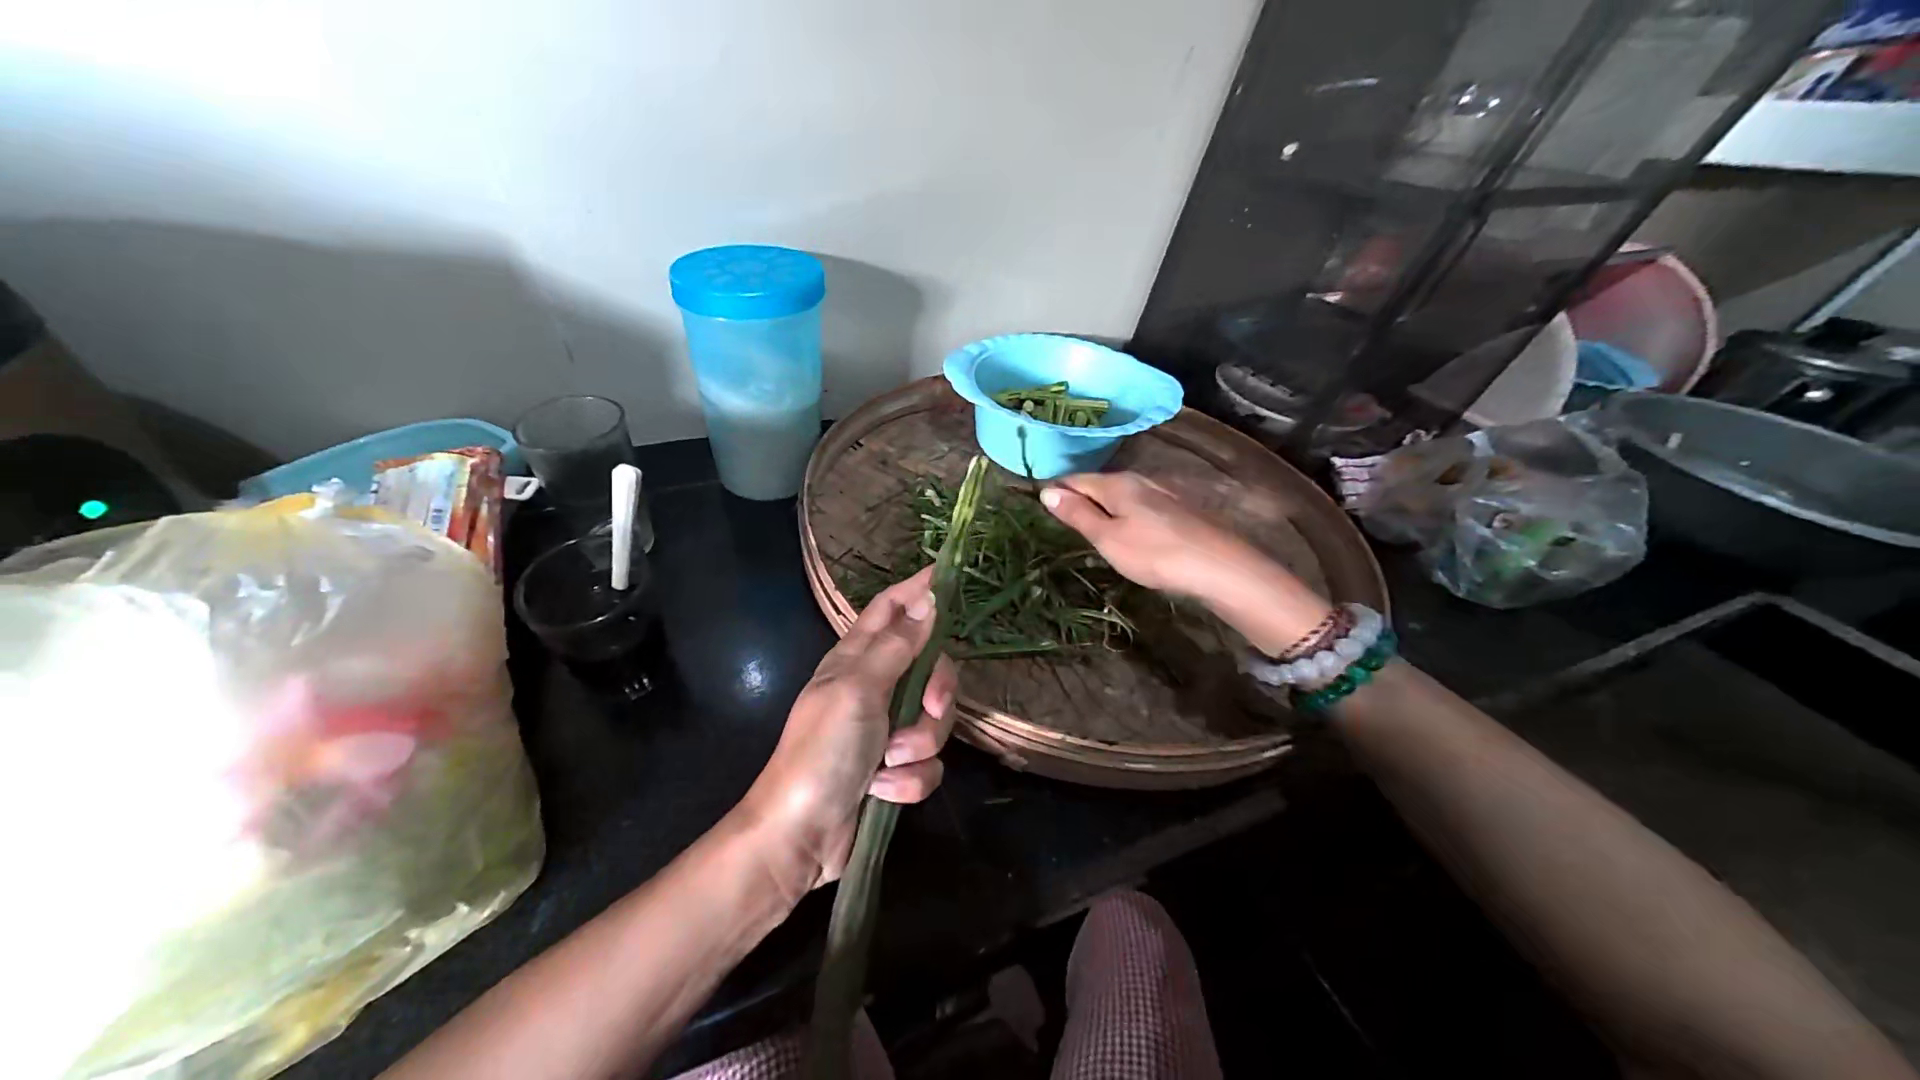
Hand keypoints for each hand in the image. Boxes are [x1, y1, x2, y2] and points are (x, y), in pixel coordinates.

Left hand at [739, 567, 957, 894]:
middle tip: (929, 708)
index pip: (890, 609)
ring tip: (886, 764)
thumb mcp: (858, 690)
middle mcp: (874, 689)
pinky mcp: (894, 770)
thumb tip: (927, 600)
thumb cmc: (822, 751)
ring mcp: (885, 731)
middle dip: (936, 693)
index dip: (917, 591)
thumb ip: (897, 646)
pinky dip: (908, 782)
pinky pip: (927, 765)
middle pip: (930, 668)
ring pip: (934, 723)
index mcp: (855, 660)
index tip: (947, 577)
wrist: (800, 834)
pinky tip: (881, 792)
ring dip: (916, 748)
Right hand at [1040, 472, 1332, 654]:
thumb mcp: (1108, 538)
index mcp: (1117, 483)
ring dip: (1103, 507)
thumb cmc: (1155, 554)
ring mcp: (1163, 493)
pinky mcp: (1180, 510)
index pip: (1076, 479)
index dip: (1056, 490)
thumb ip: (1078, 514)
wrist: (1220, 568)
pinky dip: (1126, 515)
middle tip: (1061, 520)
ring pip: (1122, 495)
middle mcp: (1140, 480)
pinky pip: (1141, 506)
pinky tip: (1128, 533)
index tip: (1039, 506)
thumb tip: (1047, 490)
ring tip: (1090, 529)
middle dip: (1080, 497)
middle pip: (1100, 484)